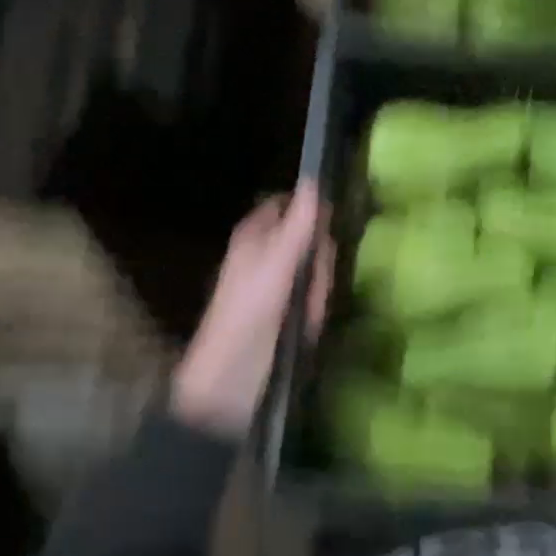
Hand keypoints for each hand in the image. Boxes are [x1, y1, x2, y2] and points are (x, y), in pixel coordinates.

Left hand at [171, 182, 333, 436]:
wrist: (231, 378)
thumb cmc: (249, 312)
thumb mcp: (277, 262)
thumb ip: (300, 223)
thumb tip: (315, 177)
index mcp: (256, 234)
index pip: (293, 206)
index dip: (312, 215)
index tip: (324, 231)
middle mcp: (266, 254)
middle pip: (311, 240)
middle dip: (318, 262)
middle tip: (312, 281)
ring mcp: (276, 284)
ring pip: (315, 271)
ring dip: (317, 291)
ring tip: (305, 311)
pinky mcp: (285, 311)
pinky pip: (312, 298)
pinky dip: (313, 311)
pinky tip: (306, 324)